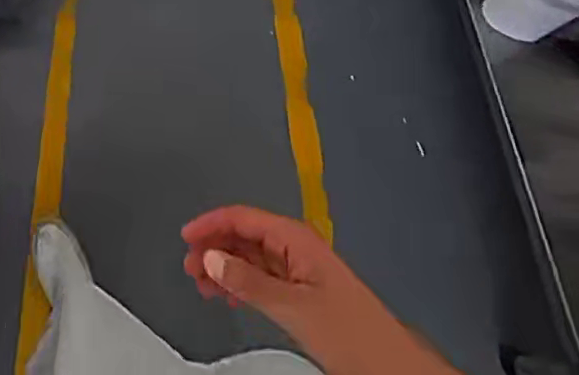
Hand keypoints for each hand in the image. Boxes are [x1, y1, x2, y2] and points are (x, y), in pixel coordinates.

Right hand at [182, 207, 458, 374]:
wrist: (393, 367)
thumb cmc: (347, 330)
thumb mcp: (293, 307)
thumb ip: (248, 282)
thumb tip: (210, 258)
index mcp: (293, 237)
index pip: (242, 217)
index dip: (211, 224)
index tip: (185, 237)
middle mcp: (294, 245)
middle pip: (244, 235)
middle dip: (215, 248)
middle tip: (190, 269)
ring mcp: (298, 268)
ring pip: (250, 257)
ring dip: (225, 268)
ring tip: (203, 286)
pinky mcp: (301, 290)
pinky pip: (261, 276)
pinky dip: (240, 283)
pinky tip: (229, 296)